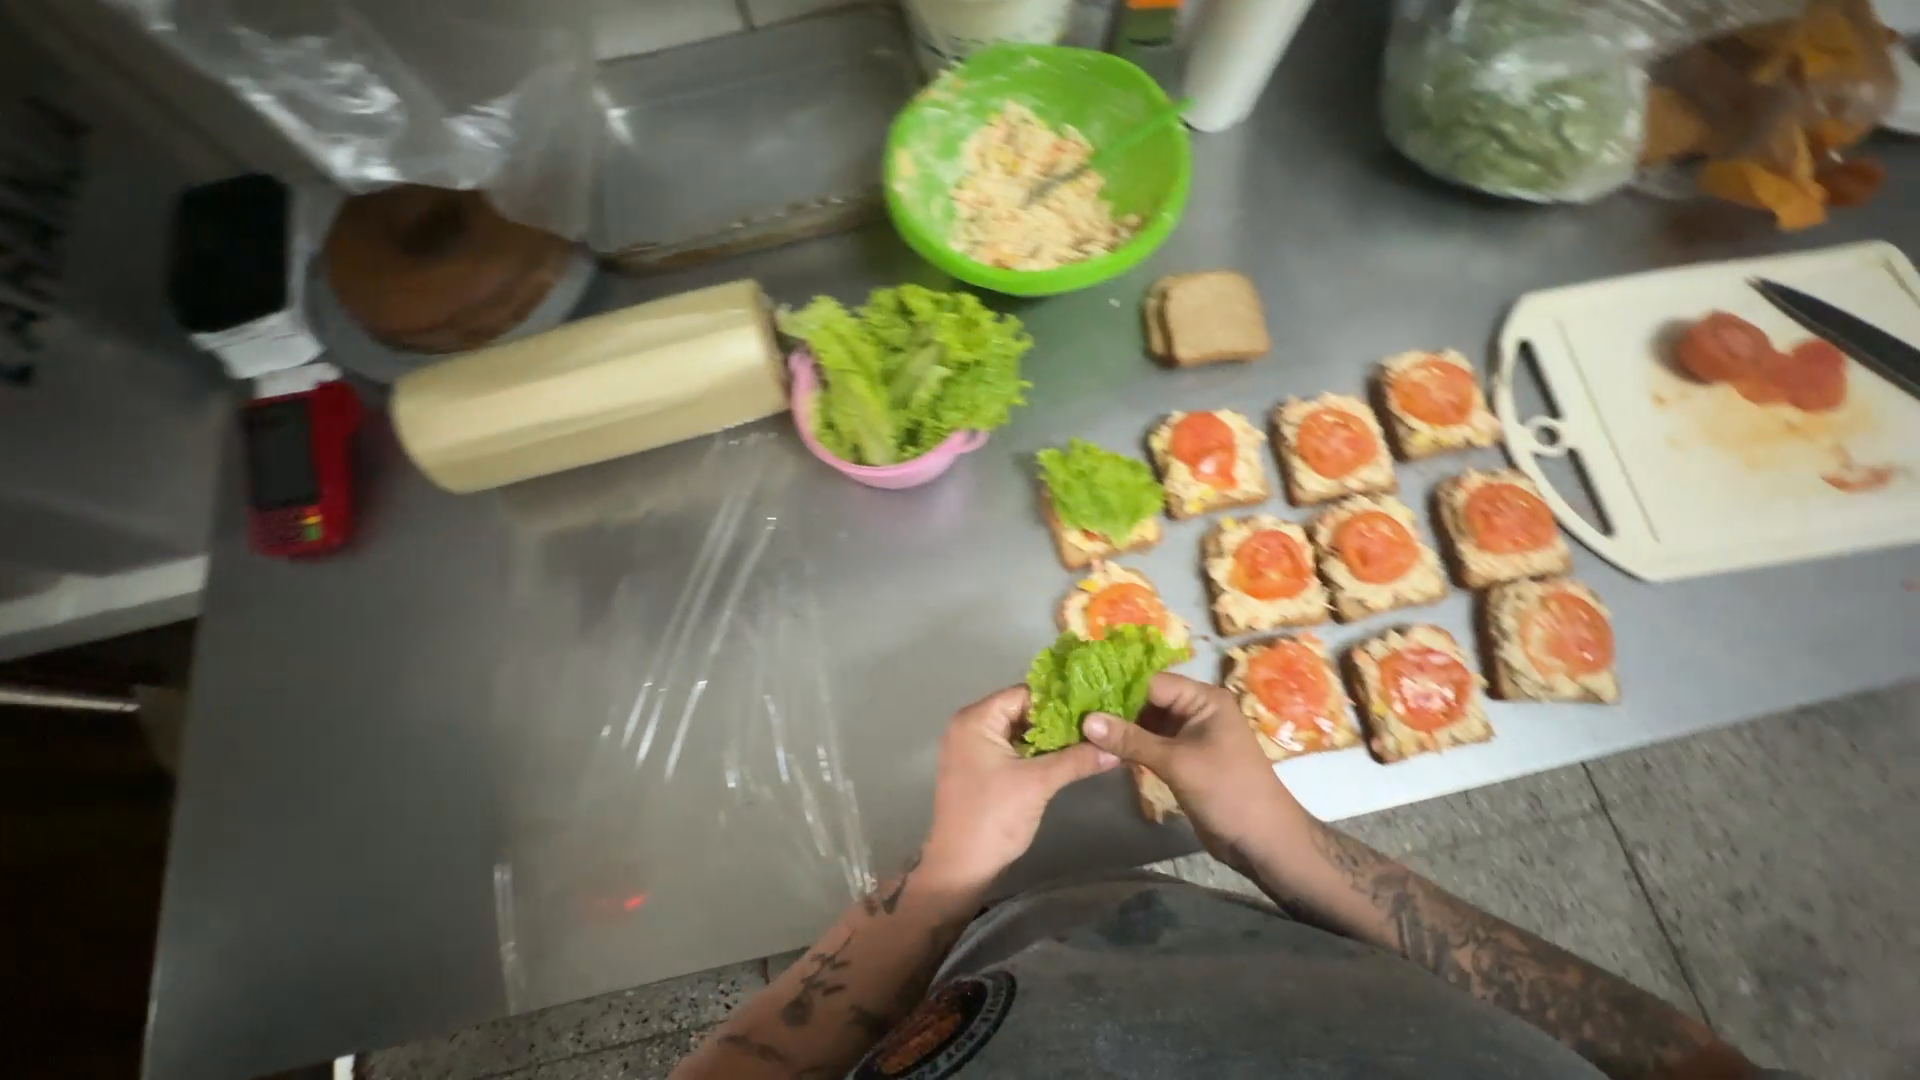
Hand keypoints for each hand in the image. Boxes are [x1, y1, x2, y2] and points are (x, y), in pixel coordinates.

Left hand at [922, 686, 1118, 889]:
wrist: (961, 868)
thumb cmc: (993, 817)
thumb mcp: (1039, 783)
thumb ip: (1077, 759)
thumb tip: (1117, 748)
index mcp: (975, 719)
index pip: (1024, 693)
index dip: (1060, 700)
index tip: (1094, 708)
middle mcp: (969, 725)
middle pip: (1021, 710)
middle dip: (1058, 719)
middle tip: (1096, 725)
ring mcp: (971, 748)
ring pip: (1018, 731)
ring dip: (1049, 738)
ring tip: (1088, 740)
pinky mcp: (978, 769)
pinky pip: (1011, 749)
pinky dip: (1035, 752)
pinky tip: (1065, 758)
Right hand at [1080, 673, 1314, 867]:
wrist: (1263, 842)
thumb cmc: (1227, 791)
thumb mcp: (1177, 762)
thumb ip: (1131, 740)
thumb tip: (1085, 720)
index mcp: (1204, 698)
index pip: (1151, 683)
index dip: (1116, 688)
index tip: (1079, 693)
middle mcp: (1196, 710)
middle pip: (1147, 701)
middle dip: (1114, 709)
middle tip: (1074, 713)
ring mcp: (1190, 735)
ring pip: (1146, 724)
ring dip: (1119, 730)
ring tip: (1079, 729)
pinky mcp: (1184, 759)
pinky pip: (1151, 744)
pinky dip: (1130, 747)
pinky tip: (1100, 749)